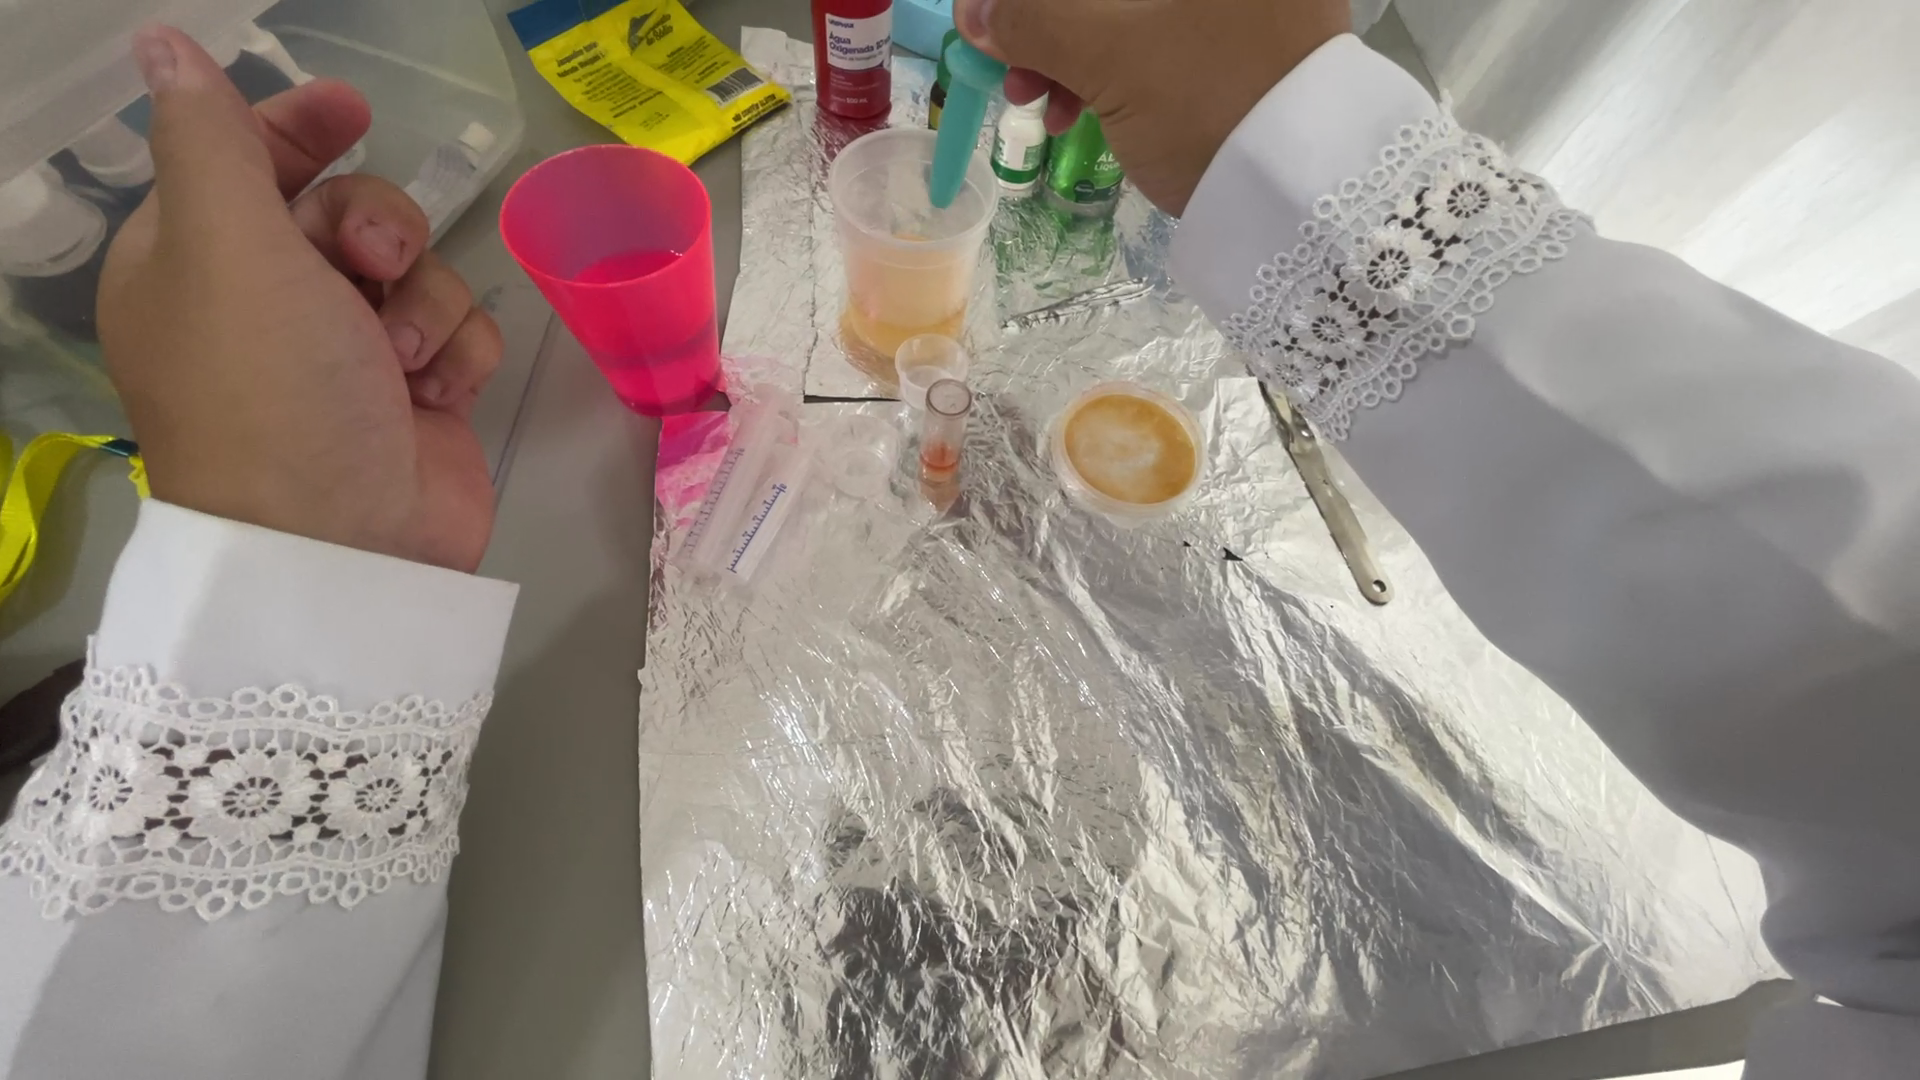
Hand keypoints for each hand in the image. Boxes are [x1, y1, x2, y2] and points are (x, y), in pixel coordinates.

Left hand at [98, 26, 503, 572]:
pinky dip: (463, 356)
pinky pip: (470, 335)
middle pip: (361, 215)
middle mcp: (290, 298)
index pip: (250, 161)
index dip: (298, 127)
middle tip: (371, 266)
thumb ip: (214, 144)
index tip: (353, 109)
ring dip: (428, 308)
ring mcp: (368, 349)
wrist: (353, 534)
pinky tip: (442, 396)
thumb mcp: (231, 251)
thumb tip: (162, 44)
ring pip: (430, 276)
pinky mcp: (433, 390)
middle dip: (382, 231)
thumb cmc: (278, 391)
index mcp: (211, 257)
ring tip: (404, 362)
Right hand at [954, 0, 1349, 215]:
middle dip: (1046, 27)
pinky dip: (1105, 70)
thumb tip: (975, 12)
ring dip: (1067, 54)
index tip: (987, 26)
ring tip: (1041, 107)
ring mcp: (1228, 7)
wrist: (1292, 186)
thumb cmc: (1206, 98)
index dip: (1025, 0)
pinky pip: (1150, 39)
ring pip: (1123, 15)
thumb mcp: (1110, 54)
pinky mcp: (1231, 40)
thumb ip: (1035, 21)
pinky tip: (1077, 111)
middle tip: (1010, 76)